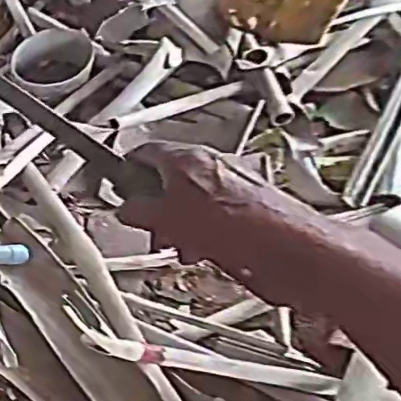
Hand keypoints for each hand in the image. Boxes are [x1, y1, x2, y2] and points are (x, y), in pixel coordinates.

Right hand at [117, 142, 351, 305]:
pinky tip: (201, 248)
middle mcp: (213, 164)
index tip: (117, 182)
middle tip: (147, 223)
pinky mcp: (250, 204)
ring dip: (177, 222)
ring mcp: (234, 183)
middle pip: (168, 179)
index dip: (125, 168)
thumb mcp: (162, 220)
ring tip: (176, 242)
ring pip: (191, 200)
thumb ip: (136, 211)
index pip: (144, 152)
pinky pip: (214, 214)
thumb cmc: (233, 226)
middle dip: (154, 205)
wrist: (284, 247)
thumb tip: (127, 209)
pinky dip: (202, 230)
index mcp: (187, 158)